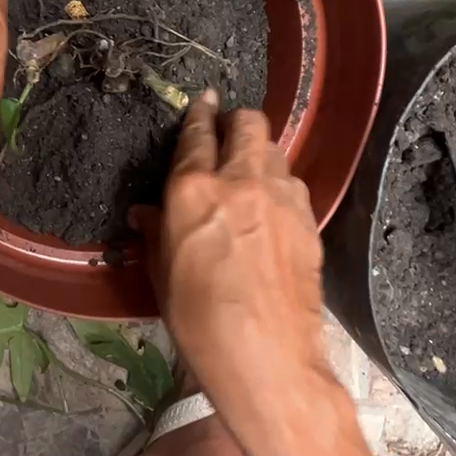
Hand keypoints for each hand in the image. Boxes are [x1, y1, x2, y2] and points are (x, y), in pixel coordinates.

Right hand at [133, 91, 332, 423]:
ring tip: (249, 166)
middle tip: (227, 127)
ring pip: (275, 149)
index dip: (198, 112)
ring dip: (260, 149)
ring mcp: (280, 199)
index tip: (202, 99)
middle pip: (247, 124)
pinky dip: (280, 181)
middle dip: (236, 119)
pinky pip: (293, 183)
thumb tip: (146, 213)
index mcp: (192, 188)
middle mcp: (239, 181)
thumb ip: (156, 230)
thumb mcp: (161, 270)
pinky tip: (271, 203)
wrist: (265, 356)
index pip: (195, 134)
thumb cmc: (197, 315)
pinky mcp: (309, 223)